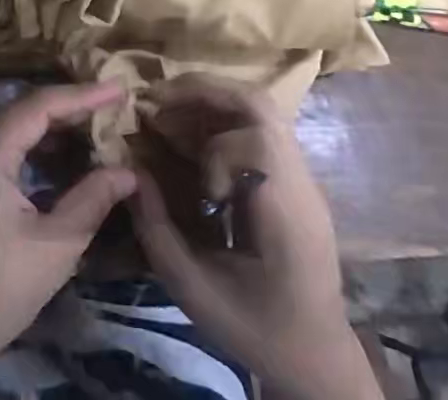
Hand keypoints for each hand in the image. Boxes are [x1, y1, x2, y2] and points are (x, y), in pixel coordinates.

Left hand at [0, 82, 137, 372]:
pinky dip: (44, 142)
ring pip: (20, 124)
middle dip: (75, 104)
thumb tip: (131, 171)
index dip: (84, 94)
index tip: (121, 88)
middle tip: (118, 103)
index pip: (41, 104)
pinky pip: (12, 143)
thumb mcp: (56, 245)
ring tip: (104, 122)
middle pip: (29, 108)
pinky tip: (73, 150)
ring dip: (60, 123)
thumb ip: (93, 199)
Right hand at [130, 74, 380, 399]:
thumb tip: (130, 172)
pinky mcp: (293, 177)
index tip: (193, 184)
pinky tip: (190, 137)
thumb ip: (157, 229)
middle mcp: (301, 181)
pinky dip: (218, 118)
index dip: (214, 148)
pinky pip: (258, 126)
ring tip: (167, 112)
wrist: (317, 355)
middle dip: (202, 91)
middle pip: (258, 104)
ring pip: (258, 108)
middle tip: (157, 99)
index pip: (257, 140)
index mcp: (286, 211)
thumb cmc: (256, 328)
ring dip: (208, 100)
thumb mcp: (194, 290)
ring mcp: (302, 175)